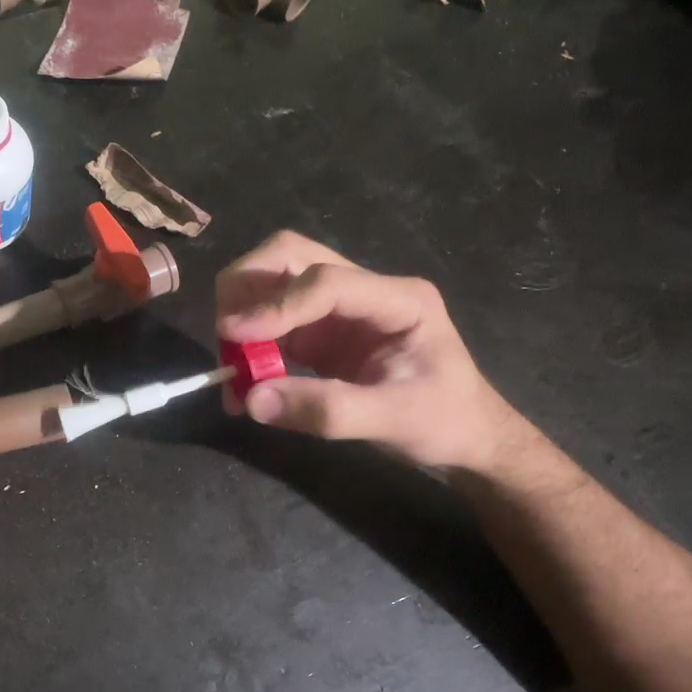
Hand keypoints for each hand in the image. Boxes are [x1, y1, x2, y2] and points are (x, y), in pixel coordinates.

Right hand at [215, 230, 519, 469]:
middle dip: (247, 285)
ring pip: (273, 277)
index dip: (276, 305)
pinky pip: (270, 320)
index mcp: (397, 299)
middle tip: (226, 332)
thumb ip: (325, 410)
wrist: (466, 436)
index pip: (325, 282)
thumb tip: (252, 400)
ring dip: (241, 309)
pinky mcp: (317, 330)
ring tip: (230, 359)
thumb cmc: (444, 422)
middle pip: (290, 255)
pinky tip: (241, 378)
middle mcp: (363, 290)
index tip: (232, 334)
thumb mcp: (393, 421)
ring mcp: (337, 308)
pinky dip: (247, 341)